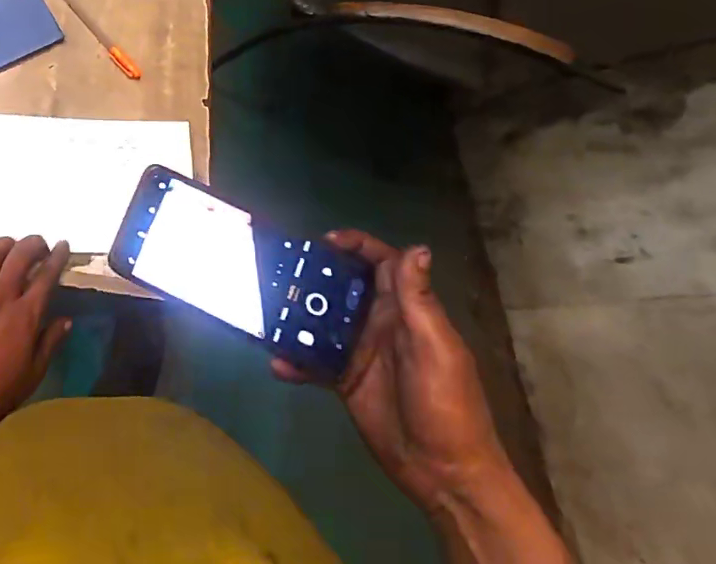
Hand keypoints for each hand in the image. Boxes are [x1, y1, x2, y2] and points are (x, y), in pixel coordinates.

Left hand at [0, 236, 71, 436]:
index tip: (64, 245)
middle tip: (42, 246)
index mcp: (25, 314)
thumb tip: (66, 320)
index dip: (58, 257)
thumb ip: (50, 343)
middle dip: (35, 243)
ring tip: (14, 247)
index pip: (46, 275)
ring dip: (8, 243)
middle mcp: (2, 294)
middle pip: (21, 253)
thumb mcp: (32, 374)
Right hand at [272, 230, 507, 505]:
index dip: (356, 246)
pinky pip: (314, 361)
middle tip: (282, 268)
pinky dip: (295, 360)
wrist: (445, 474)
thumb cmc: (447, 404)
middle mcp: (379, 323)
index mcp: (406, 310)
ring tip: (268, 309)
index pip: (381, 264)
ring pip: (323, 320)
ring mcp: (360, 352)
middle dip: (316, 274)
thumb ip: (420, 300)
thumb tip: (418, 247)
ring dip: (298, 314)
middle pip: (344, 286)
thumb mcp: (436, 348)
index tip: (324, 241)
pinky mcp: (345, 380)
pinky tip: (276, 363)